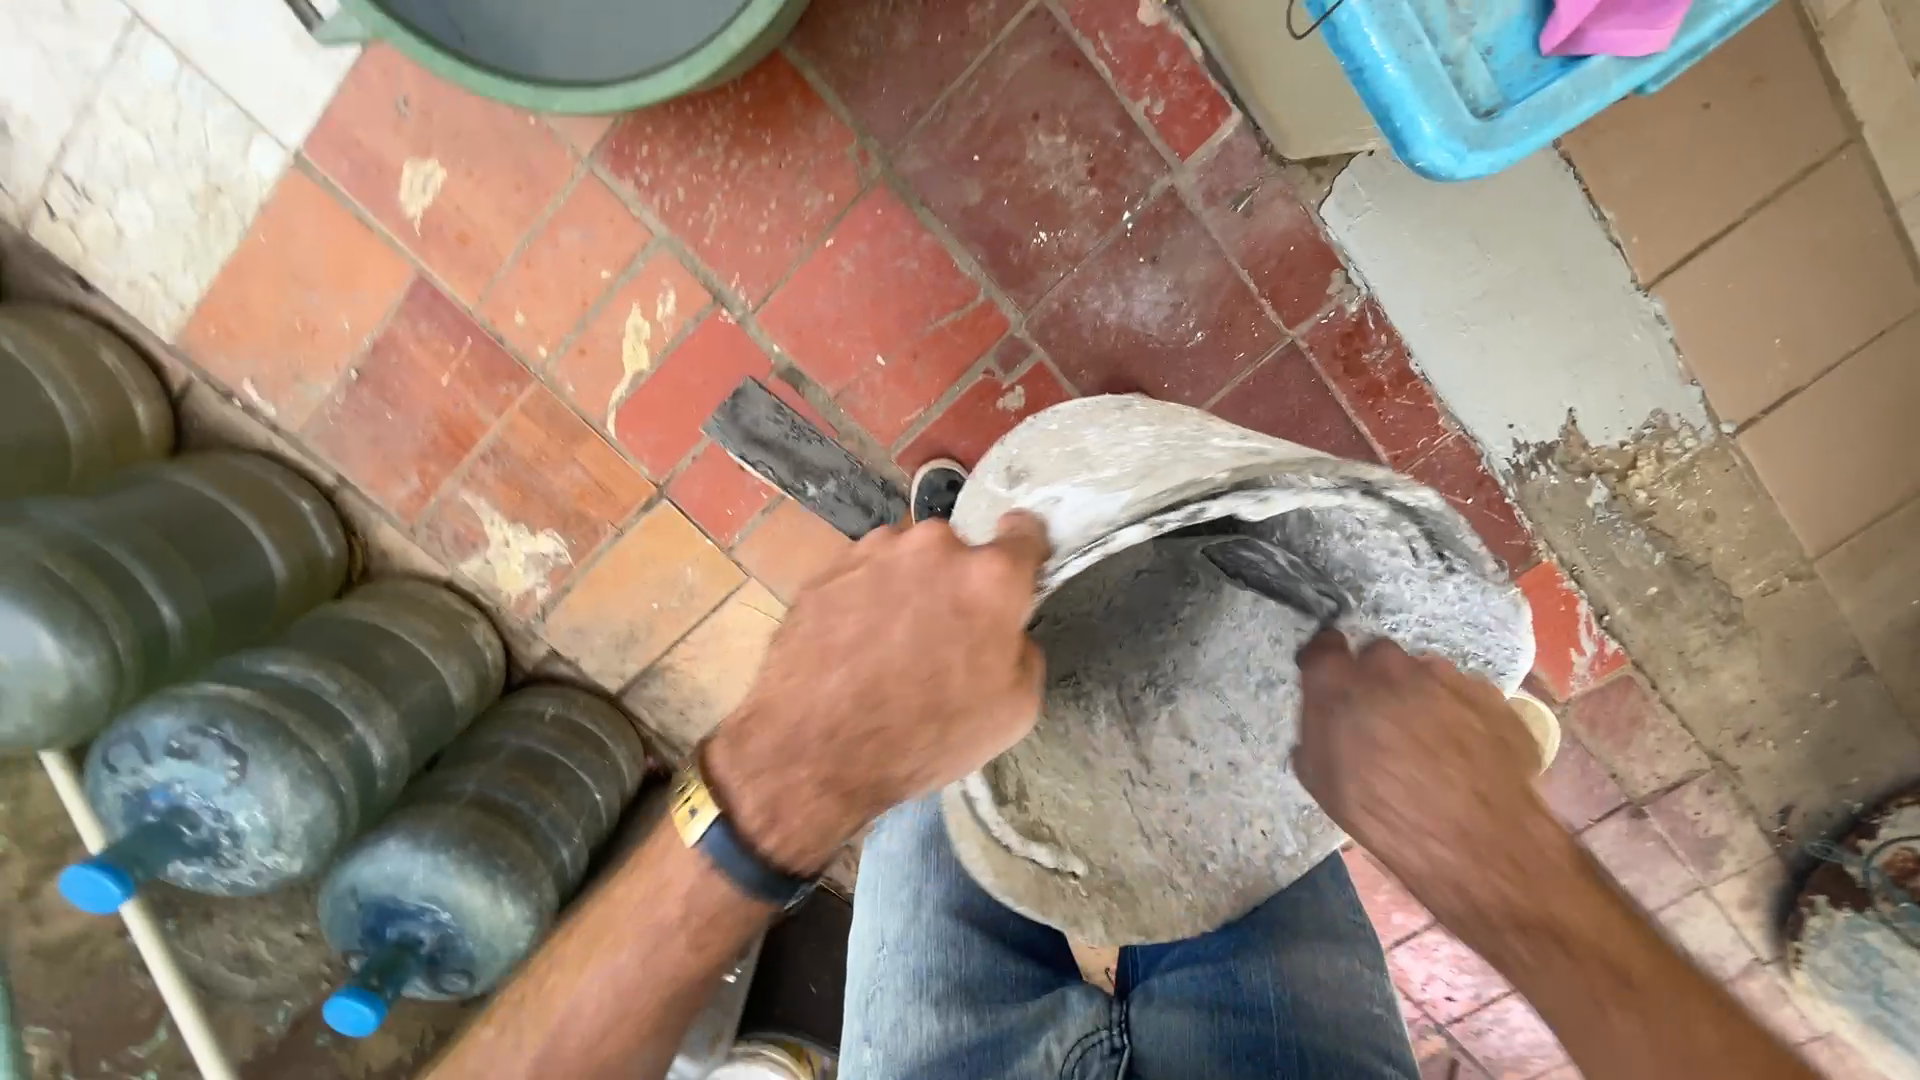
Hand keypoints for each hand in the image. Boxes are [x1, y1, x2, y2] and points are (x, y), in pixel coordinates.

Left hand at [703, 512, 1051, 874]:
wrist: (815, 751)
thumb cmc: (927, 735)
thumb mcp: (1013, 710)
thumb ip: (1022, 650)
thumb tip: (1005, 632)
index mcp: (990, 576)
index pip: (1024, 532)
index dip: (1024, 550)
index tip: (1014, 571)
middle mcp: (934, 546)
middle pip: (958, 554)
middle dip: (956, 585)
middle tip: (940, 637)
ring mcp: (874, 552)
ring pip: (907, 561)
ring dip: (907, 589)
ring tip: (887, 647)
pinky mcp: (827, 569)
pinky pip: (863, 575)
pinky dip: (864, 599)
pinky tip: (852, 647)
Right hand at [1294, 629, 1554, 913]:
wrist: (1473, 842)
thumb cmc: (1380, 812)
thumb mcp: (1319, 779)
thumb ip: (1315, 732)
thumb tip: (1322, 720)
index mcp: (1338, 683)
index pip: (1322, 646)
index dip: (1326, 661)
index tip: (1330, 679)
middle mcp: (1389, 667)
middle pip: (1376, 655)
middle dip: (1376, 679)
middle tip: (1382, 717)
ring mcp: (1445, 677)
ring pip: (1425, 672)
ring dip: (1420, 694)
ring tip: (1430, 740)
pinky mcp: (1490, 695)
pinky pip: (1466, 694)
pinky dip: (1461, 713)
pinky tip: (1465, 750)